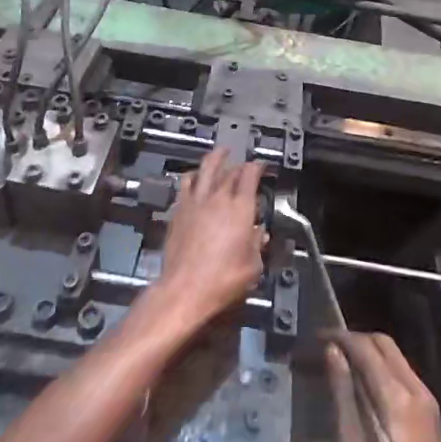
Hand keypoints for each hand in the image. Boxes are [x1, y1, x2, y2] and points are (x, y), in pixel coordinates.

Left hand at [146, 148, 264, 331]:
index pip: (250, 176)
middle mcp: (218, 199)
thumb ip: (257, 245)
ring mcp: (196, 202)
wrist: (185, 289)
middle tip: (244, 165)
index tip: (261, 165)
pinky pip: (185, 184)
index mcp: (241, 209)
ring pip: (205, 169)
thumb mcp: (252, 267)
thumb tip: (259, 235)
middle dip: (239, 165)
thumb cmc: (221, 280)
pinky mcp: (179, 211)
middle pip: (230, 171)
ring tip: (220, 152)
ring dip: (214, 158)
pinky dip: (192, 176)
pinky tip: (193, 176)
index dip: (257, 166)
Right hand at [326, 332, 440, 441]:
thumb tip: (332, 351)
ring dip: (369, 350)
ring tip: (343, 359)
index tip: (319, 335)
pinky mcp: (430, 408)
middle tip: (329, 345)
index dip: (342, 337)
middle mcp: (416, 388)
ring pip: (396, 356)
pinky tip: (365, 380)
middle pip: (385, 344)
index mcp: (396, 396)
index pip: (367, 348)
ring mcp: (427, 397)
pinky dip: (382, 365)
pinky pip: (403, 372)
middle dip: (356, 339)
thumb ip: (343, 394)